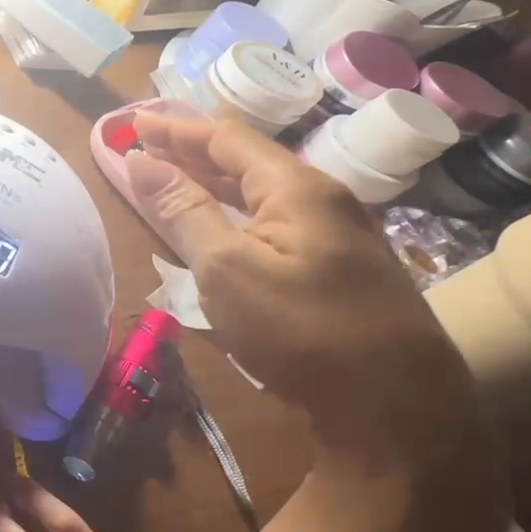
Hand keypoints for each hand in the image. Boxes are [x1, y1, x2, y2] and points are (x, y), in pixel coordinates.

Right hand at [128, 114, 469, 446]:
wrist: (397, 410)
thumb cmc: (302, 331)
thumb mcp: (226, 268)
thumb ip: (183, 211)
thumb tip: (142, 161)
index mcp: (297, 190)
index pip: (226, 139)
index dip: (176, 128)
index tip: (132, 121)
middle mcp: (323, 201)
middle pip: (246, 161)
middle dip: (191, 149)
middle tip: (143, 144)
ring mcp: (336, 236)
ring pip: (260, 193)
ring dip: (210, 181)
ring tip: (169, 176)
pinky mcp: (337, 270)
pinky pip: (271, 221)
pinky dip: (232, 211)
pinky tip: (216, 225)